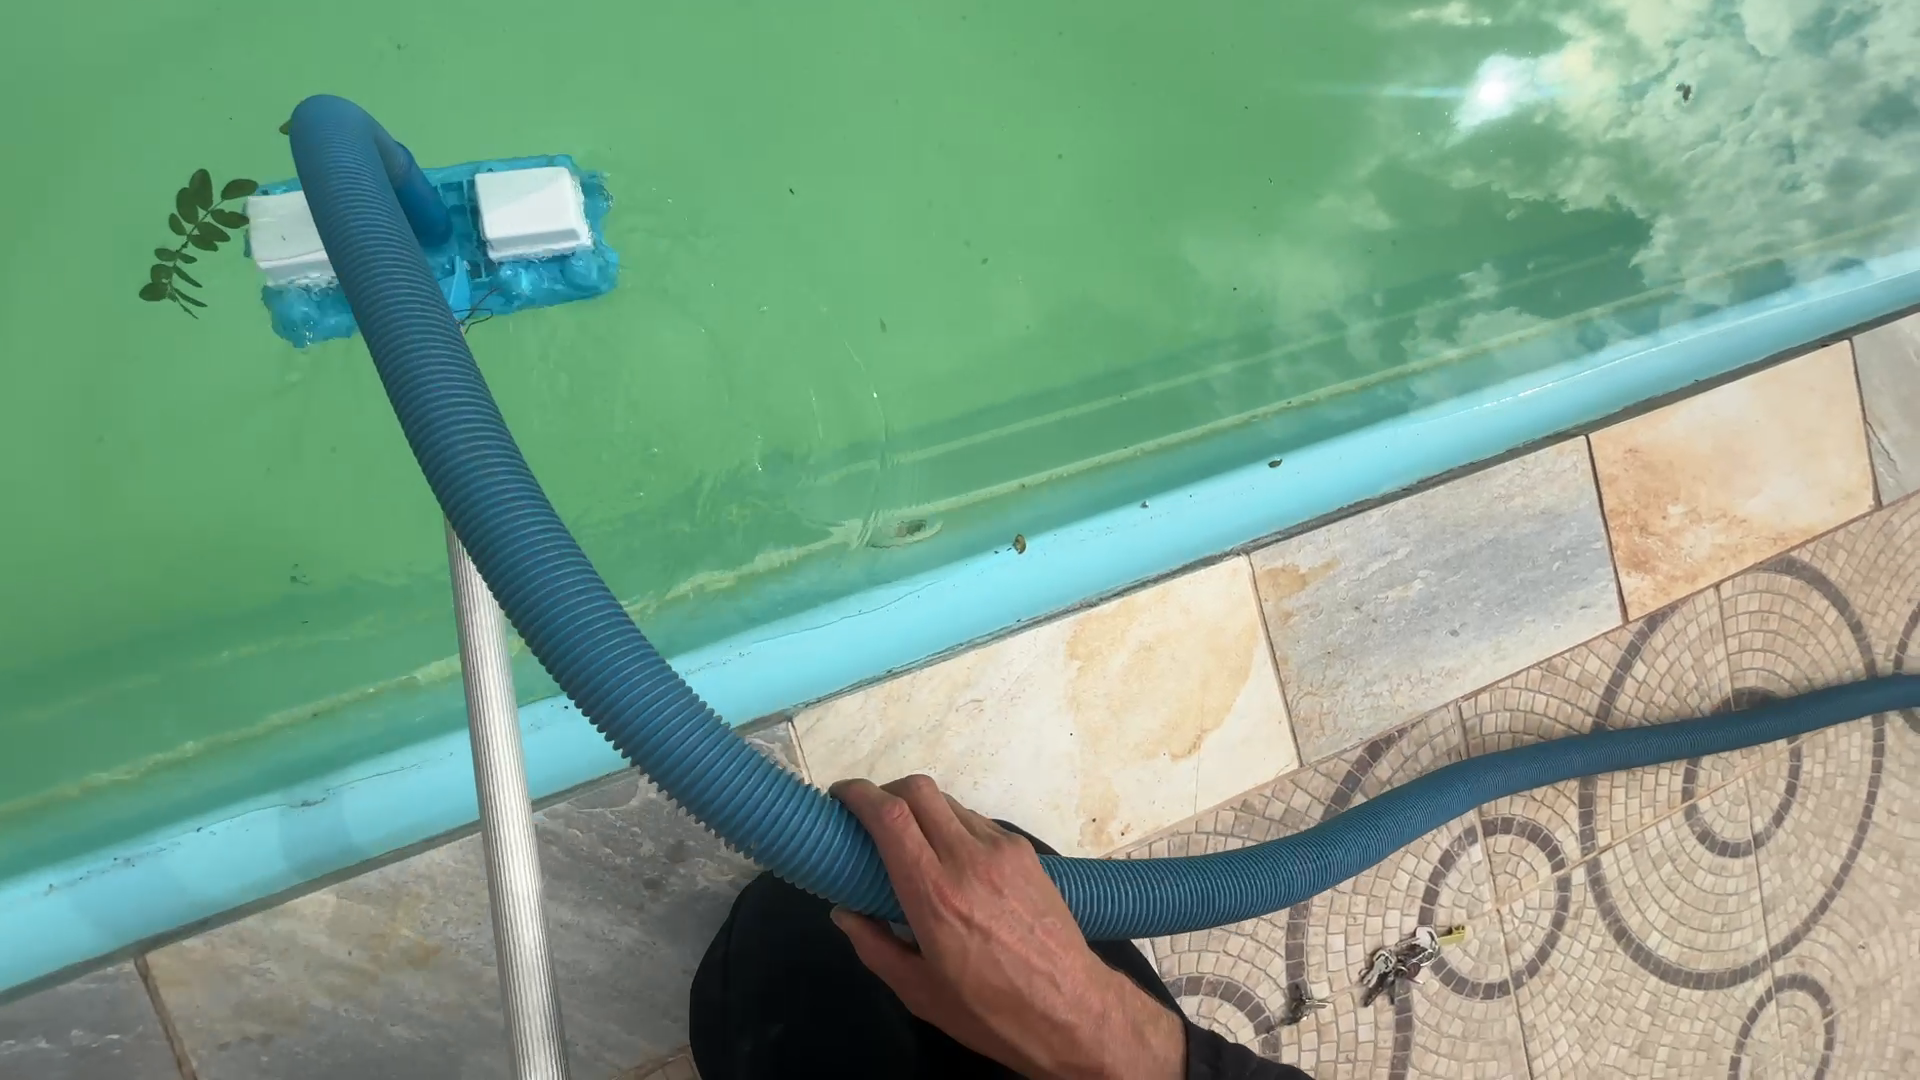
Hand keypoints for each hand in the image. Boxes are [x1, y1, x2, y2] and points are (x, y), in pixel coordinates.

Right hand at [829, 776, 1184, 1079]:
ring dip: (920, 808)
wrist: (1072, 1009)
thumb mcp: (918, 992)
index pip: (891, 816)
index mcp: (934, 893)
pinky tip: (951, 859)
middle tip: (870, 815)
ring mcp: (1001, 848)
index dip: (859, 794)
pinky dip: (952, 825)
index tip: (839, 796)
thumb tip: (843, 910)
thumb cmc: (989, 1011)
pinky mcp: (1024, 849)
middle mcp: (967, 857)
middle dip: (886, 790)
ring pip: (948, 801)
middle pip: (918, 788)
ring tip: (911, 842)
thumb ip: (874, 946)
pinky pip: (976, 821)